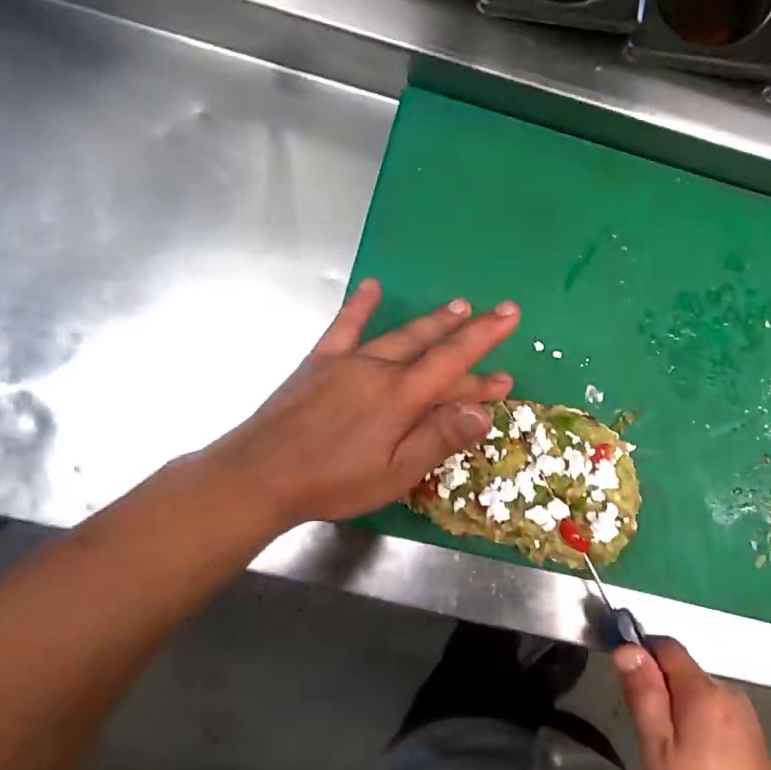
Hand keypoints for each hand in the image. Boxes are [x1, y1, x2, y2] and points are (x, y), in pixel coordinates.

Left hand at [202, 279, 517, 526]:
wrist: (259, 475)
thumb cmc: (334, 482)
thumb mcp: (396, 473)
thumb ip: (439, 438)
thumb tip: (482, 411)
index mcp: (402, 398)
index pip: (454, 361)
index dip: (485, 338)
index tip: (511, 318)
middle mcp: (379, 370)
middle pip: (433, 345)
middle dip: (471, 330)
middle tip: (500, 313)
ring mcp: (347, 362)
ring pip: (399, 334)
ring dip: (432, 321)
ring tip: (459, 305)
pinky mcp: (319, 363)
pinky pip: (344, 327)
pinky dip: (361, 306)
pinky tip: (373, 287)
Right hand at [615, 638, 770, 769]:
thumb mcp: (658, 750)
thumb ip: (644, 695)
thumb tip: (628, 647)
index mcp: (704, 691)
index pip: (667, 647)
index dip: (641, 652)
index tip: (622, 680)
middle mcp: (729, 691)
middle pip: (683, 670)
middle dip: (658, 687)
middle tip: (644, 733)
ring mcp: (744, 712)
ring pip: (698, 692)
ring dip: (677, 707)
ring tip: (667, 752)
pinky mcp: (752, 731)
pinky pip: (715, 711)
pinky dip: (696, 721)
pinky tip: (692, 759)